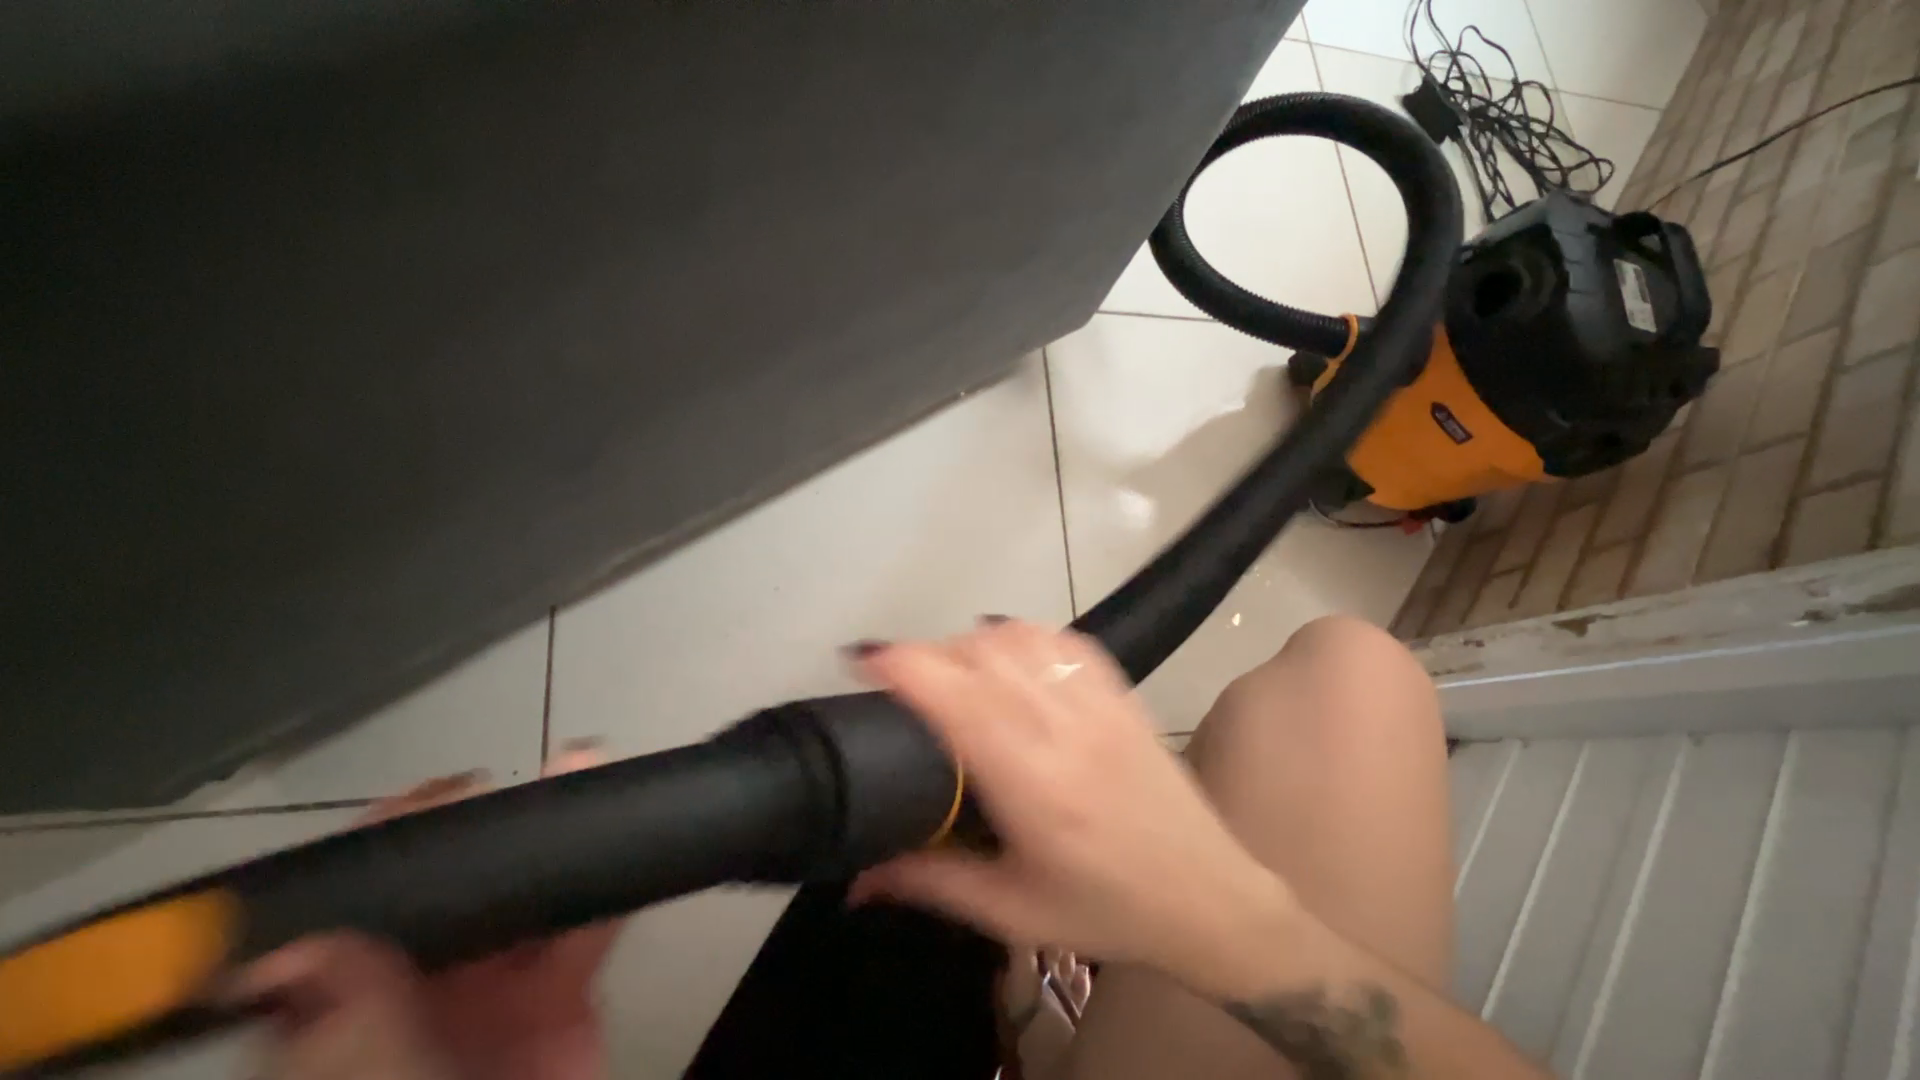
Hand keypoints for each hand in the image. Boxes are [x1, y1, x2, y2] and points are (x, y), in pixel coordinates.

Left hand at [238, 746, 622, 1079]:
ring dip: (548, 837)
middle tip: (501, 782)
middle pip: (438, 896)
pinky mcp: (562, 1001)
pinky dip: (604, 881)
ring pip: (516, 899)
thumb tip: (304, 951)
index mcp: (338, 1023)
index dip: (373, 854)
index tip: (418, 804)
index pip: (341, 922)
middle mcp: (410, 998)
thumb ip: (345, 1042)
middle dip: (472, 831)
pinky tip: (620, 835)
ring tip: (572, 769)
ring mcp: (491, 996)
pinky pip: (583, 930)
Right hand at [847, 620, 1297, 995]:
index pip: (959, 696)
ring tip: (948, 670)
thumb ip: (929, 883)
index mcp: (1032, 782)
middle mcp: (1064, 727)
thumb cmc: (1106, 910)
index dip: (904, 665)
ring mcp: (1099, 703)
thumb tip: (854, 880)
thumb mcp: (1011, 911)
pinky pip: (1063, 641)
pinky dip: (1022, 635)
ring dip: (971, 641)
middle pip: (980, 654)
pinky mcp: (1122, 693)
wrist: (1209, 898)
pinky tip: (1004, 653)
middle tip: (897, 683)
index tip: (862, 661)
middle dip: (926, 653)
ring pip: (1020, 638)